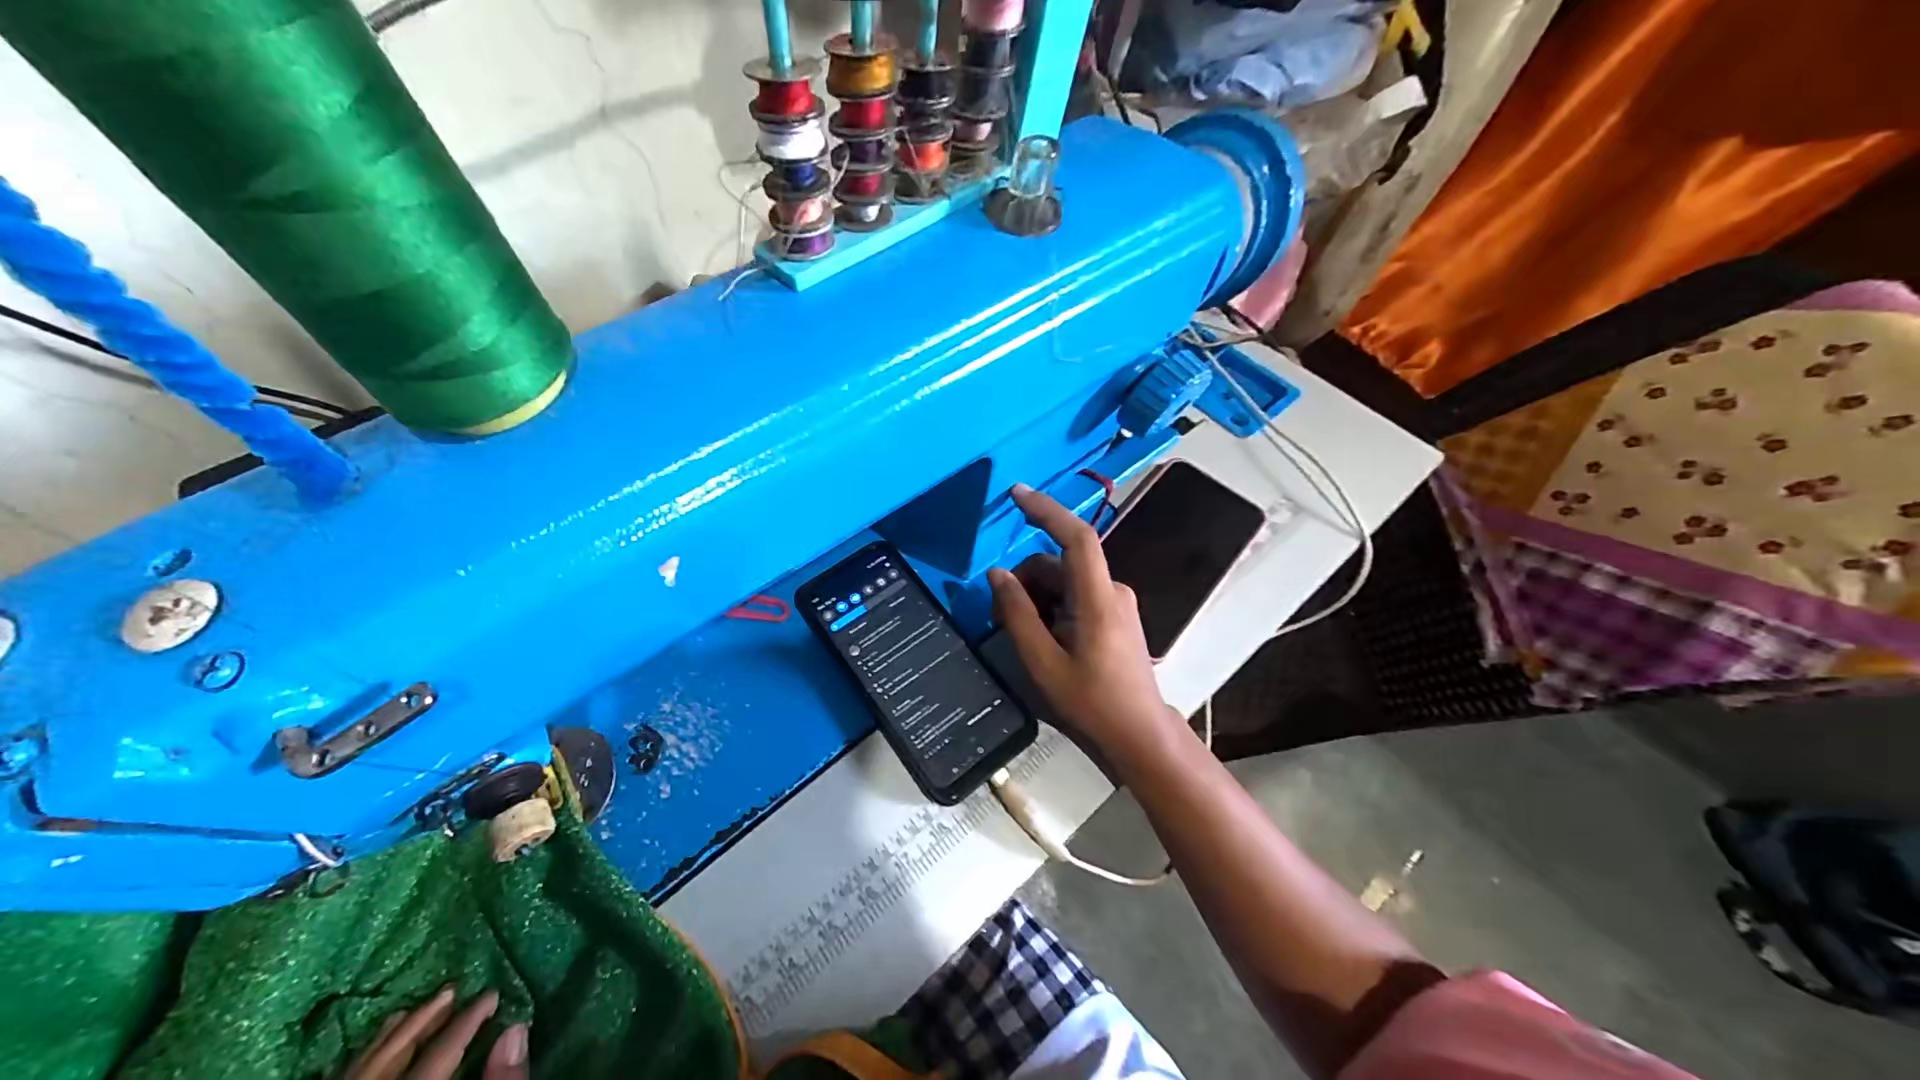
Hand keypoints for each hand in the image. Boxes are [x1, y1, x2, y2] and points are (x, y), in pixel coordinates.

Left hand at [342, 986, 528, 1079]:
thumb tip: (516, 1028)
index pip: (438, 1054)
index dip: (467, 1021)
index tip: (492, 994)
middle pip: (392, 1057)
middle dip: (423, 1020)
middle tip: (453, 989)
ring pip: (361, 1068)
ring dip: (393, 1035)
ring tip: (416, 1008)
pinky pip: (344, 1076)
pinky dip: (364, 1055)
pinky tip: (379, 1043)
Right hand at [989, 485, 1184, 763]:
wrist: (1139, 732)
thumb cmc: (1092, 701)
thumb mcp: (1043, 662)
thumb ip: (1018, 614)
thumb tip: (997, 575)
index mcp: (1098, 599)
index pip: (1076, 538)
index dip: (1047, 511)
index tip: (1017, 495)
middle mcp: (1112, 591)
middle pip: (1060, 564)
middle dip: (1026, 580)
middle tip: (998, 615)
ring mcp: (1117, 602)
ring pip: (1065, 580)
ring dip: (1037, 596)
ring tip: (1020, 634)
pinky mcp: (1116, 614)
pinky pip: (1077, 595)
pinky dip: (1053, 606)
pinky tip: (1042, 636)